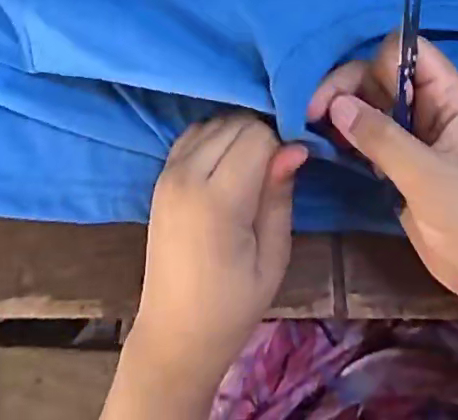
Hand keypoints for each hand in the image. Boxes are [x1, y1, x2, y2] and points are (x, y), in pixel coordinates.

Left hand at [129, 112, 308, 385]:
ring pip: (216, 121)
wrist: (174, 334)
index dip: (279, 147)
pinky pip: (193, 133)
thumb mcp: (272, 258)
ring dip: (238, 133)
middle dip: (261, 136)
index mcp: (217, 200)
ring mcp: (169, 172)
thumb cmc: (232, 305)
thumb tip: (297, 146)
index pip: (258, 136)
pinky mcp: (161, 175)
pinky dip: (215, 136)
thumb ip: (280, 196)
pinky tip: (226, 164)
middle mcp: (187, 176)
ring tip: (251, 170)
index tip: (287, 172)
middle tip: (273, 173)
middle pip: (236, 122)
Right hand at [307, 34, 457, 309]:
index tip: (348, 93)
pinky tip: (326, 146)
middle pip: (379, 75)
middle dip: (346, 87)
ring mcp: (413, 136)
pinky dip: (346, 136)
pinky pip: (368, 135)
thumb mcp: (431, 179)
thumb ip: (383, 139)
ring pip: (369, 104)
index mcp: (449, 97)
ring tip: (311, 129)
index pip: (408, 51)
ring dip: (341, 111)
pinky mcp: (400, 163)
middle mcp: (428, 107)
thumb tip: (336, 104)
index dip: (376, 61)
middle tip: (312, 115)